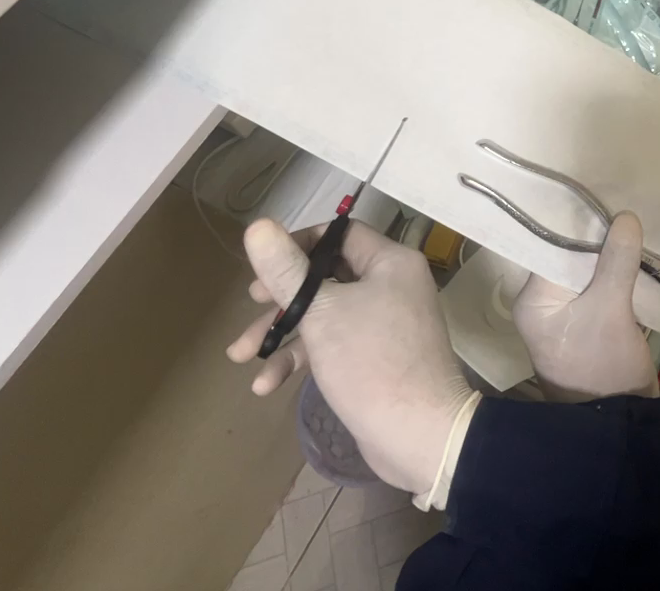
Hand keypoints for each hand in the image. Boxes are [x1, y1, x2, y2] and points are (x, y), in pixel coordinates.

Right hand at [227, 218, 472, 494]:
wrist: (418, 435)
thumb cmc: (371, 362)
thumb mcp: (322, 312)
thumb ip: (287, 270)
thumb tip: (258, 225)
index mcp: (390, 262)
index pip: (341, 234)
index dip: (300, 244)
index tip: (265, 264)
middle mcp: (392, 284)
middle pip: (328, 274)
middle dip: (283, 294)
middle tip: (252, 304)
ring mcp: (386, 322)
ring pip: (326, 313)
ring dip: (284, 332)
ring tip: (241, 355)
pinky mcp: (376, 357)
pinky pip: (335, 344)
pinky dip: (303, 359)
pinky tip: (266, 385)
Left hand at [513, 212, 659, 401]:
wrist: (622, 427)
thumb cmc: (605, 368)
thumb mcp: (612, 311)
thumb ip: (616, 263)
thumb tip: (625, 217)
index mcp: (534, 300)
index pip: (549, 246)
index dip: (575, 222)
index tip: (600, 197)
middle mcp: (541, 304)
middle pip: (566, 255)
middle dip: (594, 236)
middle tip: (620, 205)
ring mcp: (564, 315)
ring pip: (584, 270)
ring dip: (607, 254)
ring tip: (630, 224)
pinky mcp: (587, 324)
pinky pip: (597, 286)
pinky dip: (614, 272)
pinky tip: (633, 255)